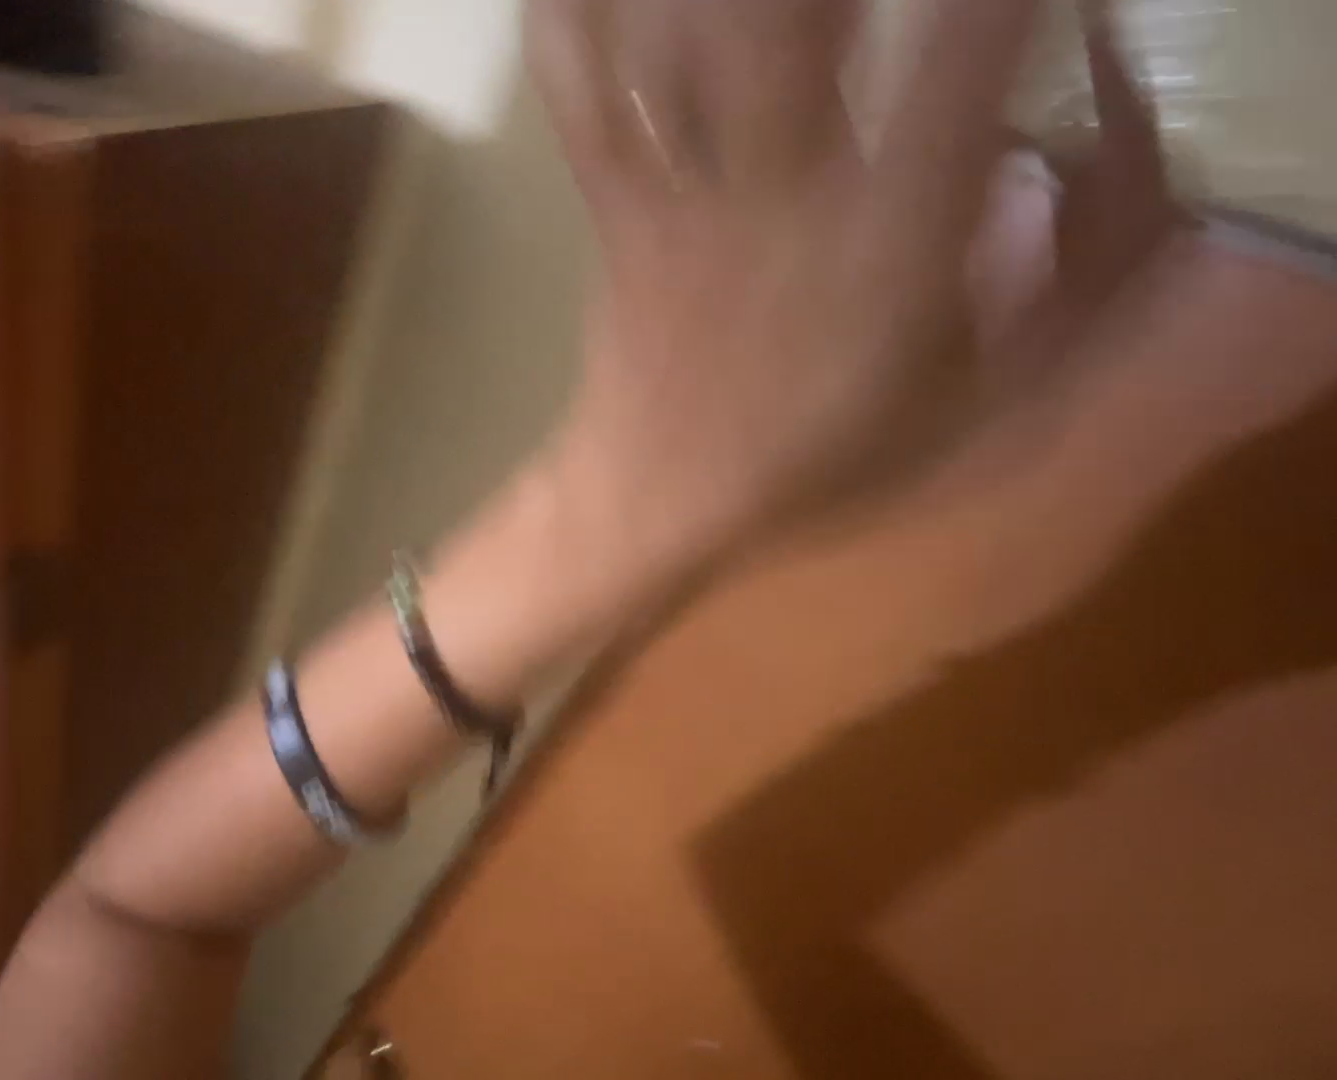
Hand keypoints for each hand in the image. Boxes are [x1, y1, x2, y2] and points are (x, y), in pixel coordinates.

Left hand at [523, 0, 1185, 599]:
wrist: (661, 498)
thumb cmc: (815, 463)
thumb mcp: (972, 401)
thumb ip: (1053, 286)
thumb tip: (1083, 169)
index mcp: (894, 230)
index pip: (971, 41)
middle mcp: (787, 188)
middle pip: (799, 13)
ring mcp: (686, 196)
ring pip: (684, 44)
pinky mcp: (617, 217)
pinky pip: (589, 115)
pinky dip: (571, 35)